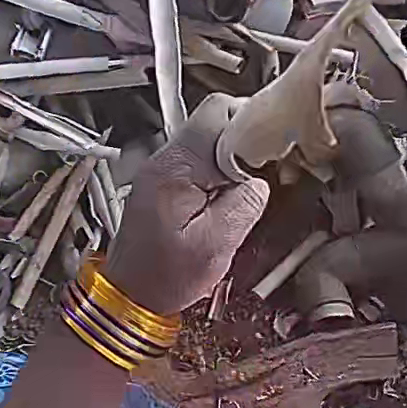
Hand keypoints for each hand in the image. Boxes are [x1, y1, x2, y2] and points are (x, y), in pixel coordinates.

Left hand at [106, 95, 271, 314]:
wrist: (130, 295)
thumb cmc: (164, 277)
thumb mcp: (215, 245)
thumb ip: (243, 203)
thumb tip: (261, 179)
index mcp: (173, 169)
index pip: (216, 112)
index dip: (252, 122)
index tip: (275, 146)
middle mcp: (162, 163)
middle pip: (213, 120)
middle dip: (247, 138)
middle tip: (269, 167)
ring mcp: (161, 172)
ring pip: (208, 140)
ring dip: (234, 157)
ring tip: (249, 186)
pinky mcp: (165, 185)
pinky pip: (199, 162)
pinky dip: (220, 171)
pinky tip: (230, 195)